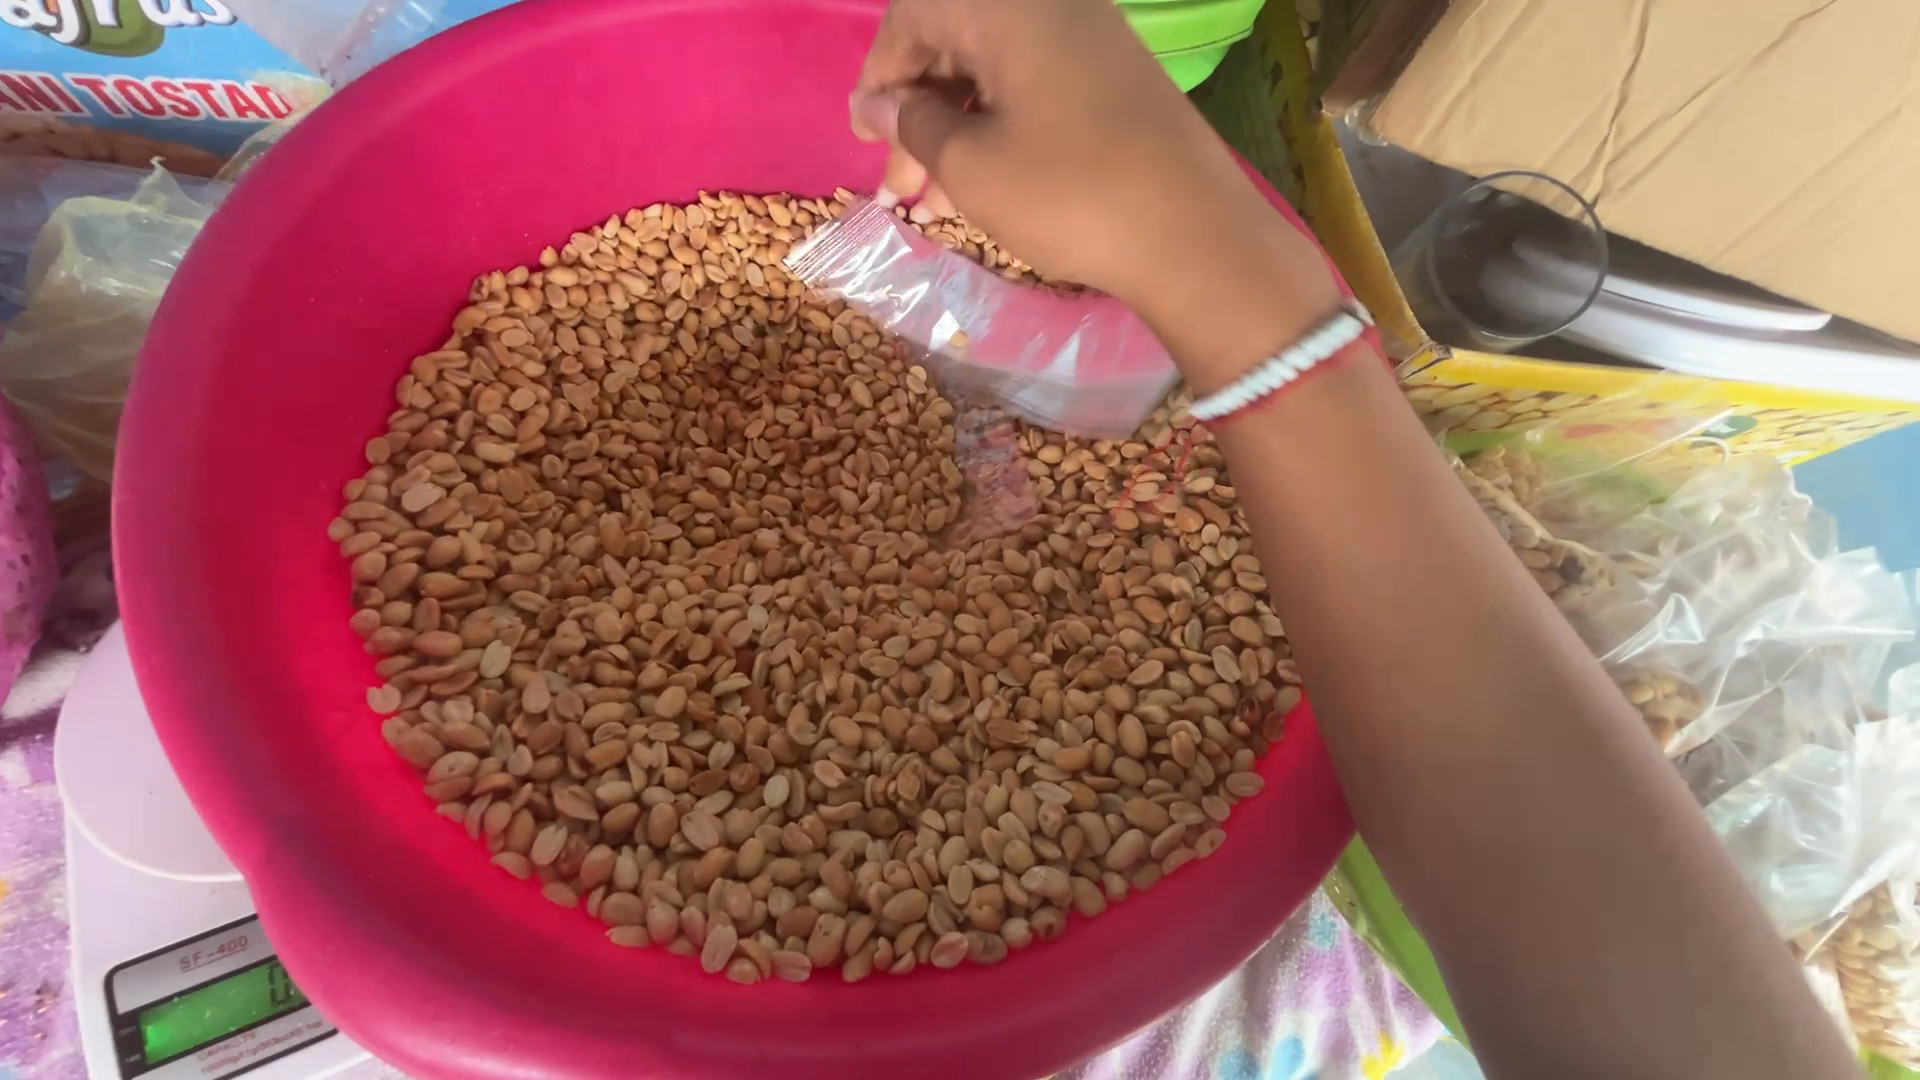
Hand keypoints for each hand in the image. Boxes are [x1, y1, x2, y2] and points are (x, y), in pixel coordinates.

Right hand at [851, 0, 1338, 388]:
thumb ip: (915, 126)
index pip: (916, 14)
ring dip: (957, 136)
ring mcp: (1091, 45)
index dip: (880, 75)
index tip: (863, 134)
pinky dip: (1000, 136)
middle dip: (917, 117)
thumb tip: (882, 103)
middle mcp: (1051, 6)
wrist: (1189, 233)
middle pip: (958, 45)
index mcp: (1008, 6)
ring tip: (934, 203)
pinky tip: (985, 189)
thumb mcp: (973, 167)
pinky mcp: (1115, 86)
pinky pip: (1035, 97)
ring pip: (996, 80)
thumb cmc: (1067, 195)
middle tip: (898, 187)